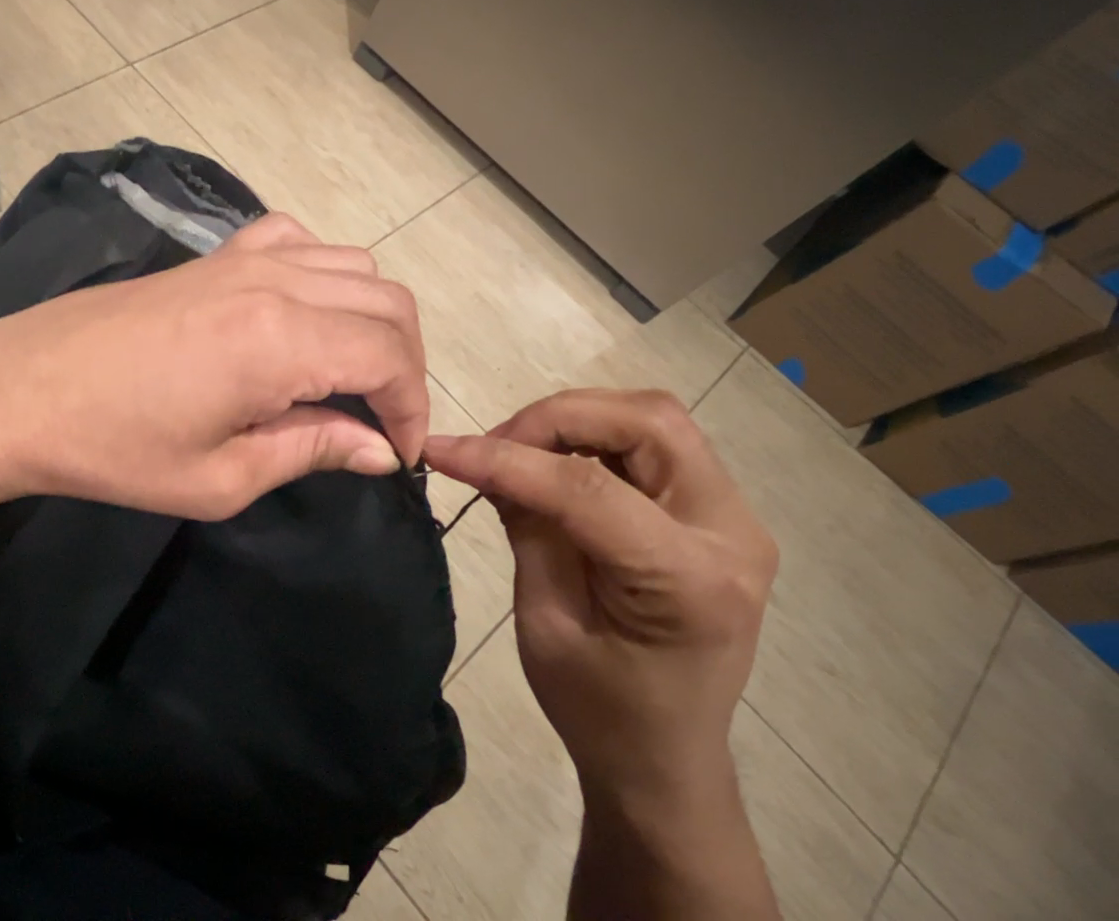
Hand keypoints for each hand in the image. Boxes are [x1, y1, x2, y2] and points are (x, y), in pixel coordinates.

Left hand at [0, 213, 429, 520]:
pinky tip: (300, 314)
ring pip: (350, 264)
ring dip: (369, 318)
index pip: (390, 357)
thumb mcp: (219, 477)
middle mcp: (273, 281)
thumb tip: (378, 449)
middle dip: (404, 365)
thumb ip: (311, 450)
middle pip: (386, 302)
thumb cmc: (113, 451)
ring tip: (347, 375)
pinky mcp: (209, 256)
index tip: (397, 455)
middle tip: (381, 422)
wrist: (17, 393)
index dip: (412, 409)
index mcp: (280, 339)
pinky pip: (295, 240)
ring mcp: (239, 257)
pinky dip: (323, 273)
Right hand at [422, 389, 777, 800]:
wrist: (665, 757)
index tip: (440, 449)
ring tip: (519, 453)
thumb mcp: (545, 622)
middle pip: (647, 421)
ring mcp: (736, 521)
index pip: (587, 486)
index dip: (506, 458)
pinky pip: (659, 447)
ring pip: (657, 421)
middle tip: (494, 447)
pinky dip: (598, 439)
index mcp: (688, 579)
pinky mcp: (720, 516)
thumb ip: (527, 528)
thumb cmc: (598, 708)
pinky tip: (554, 467)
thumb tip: (487, 460)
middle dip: (556, 418)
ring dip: (579, 421)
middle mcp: (731, 534)